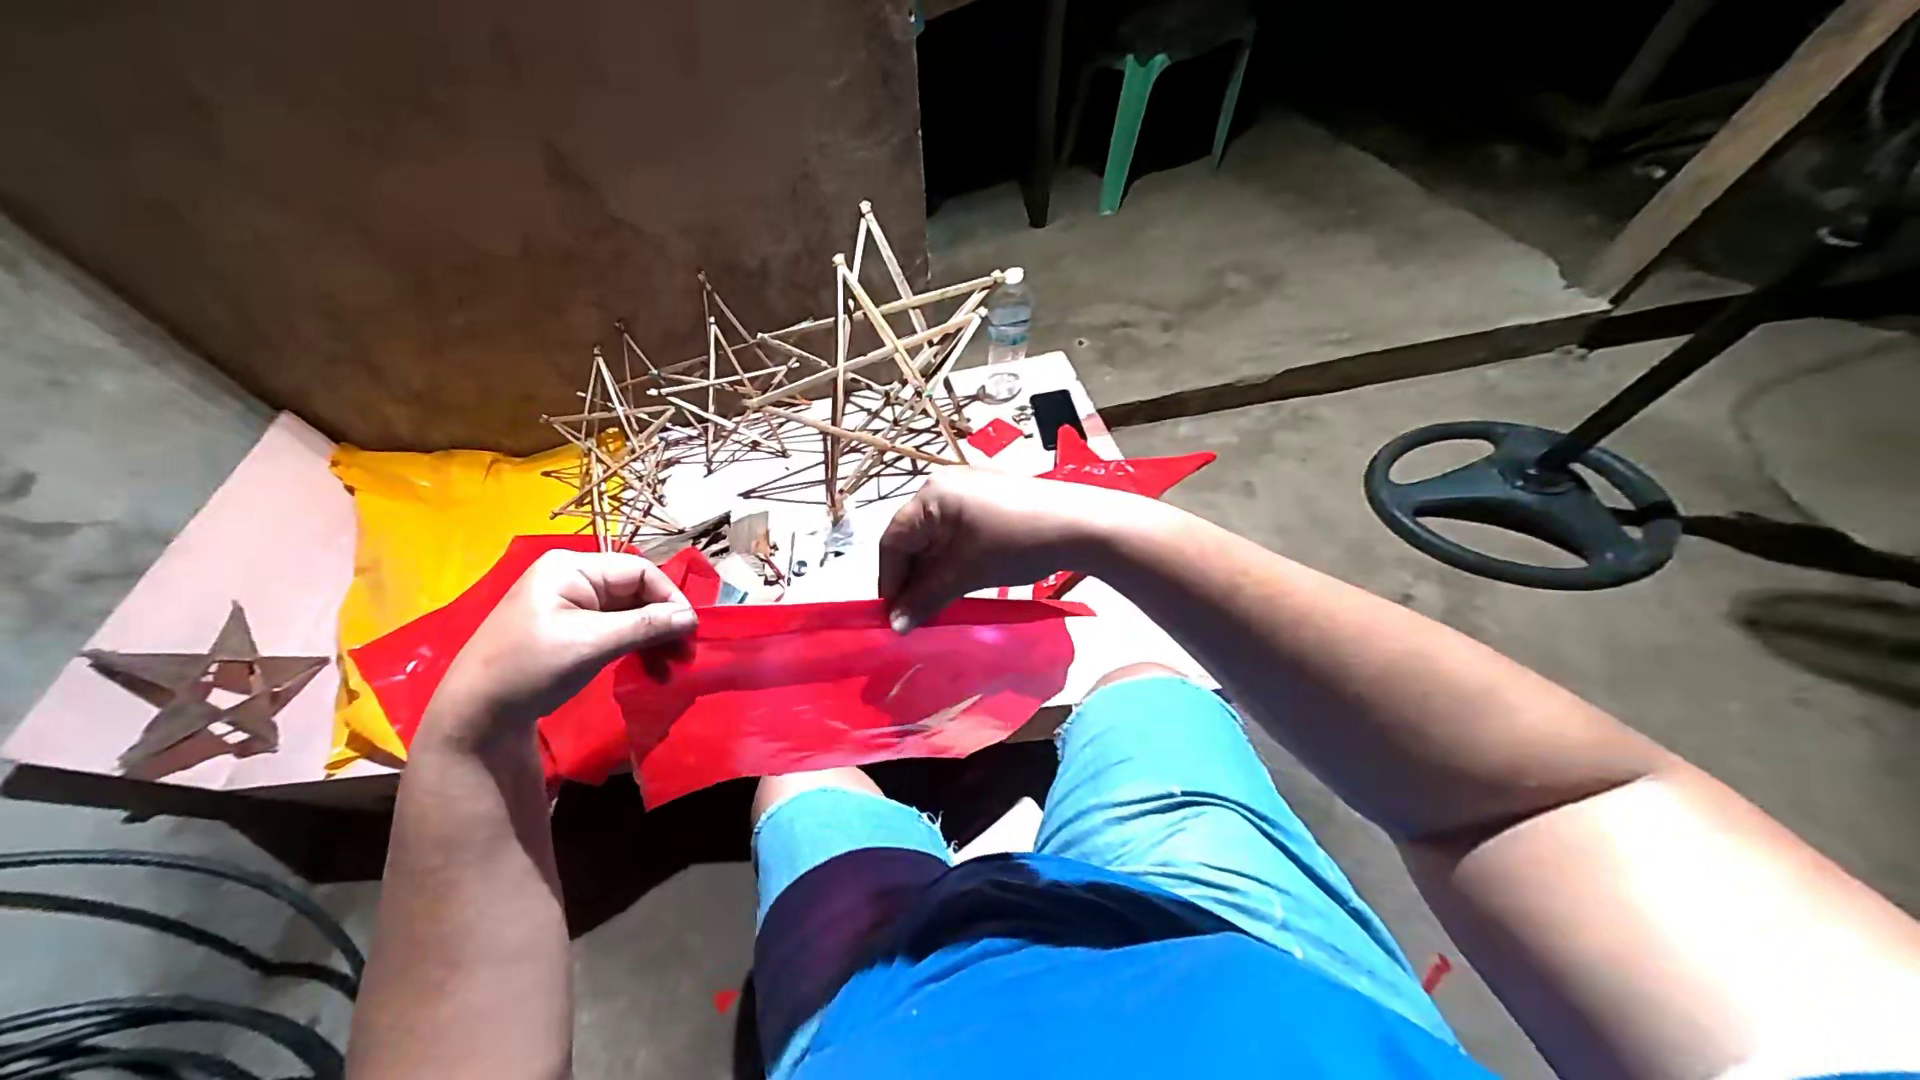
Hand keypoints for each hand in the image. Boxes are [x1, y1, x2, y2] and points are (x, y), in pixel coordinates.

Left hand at [420, 550, 697, 747]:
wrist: (476, 715)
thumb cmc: (531, 668)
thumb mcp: (593, 644)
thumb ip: (646, 626)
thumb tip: (691, 618)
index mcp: (571, 568)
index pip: (640, 571)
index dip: (670, 598)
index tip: (690, 631)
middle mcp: (573, 578)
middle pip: (637, 592)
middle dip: (664, 623)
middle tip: (685, 655)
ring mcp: (572, 603)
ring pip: (631, 613)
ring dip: (654, 639)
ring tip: (671, 669)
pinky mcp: (572, 628)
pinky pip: (617, 629)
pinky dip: (637, 647)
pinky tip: (652, 670)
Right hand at [878, 469, 1151, 630]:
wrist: (1079, 524)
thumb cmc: (1015, 544)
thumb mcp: (965, 573)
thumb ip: (925, 598)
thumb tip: (895, 626)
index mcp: (929, 495)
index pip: (893, 541)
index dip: (890, 582)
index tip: (894, 617)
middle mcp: (943, 485)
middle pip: (913, 537)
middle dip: (913, 578)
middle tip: (917, 615)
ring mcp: (968, 488)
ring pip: (936, 537)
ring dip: (934, 571)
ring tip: (939, 602)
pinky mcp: (989, 498)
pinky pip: (956, 531)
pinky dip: (953, 558)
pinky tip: (961, 580)